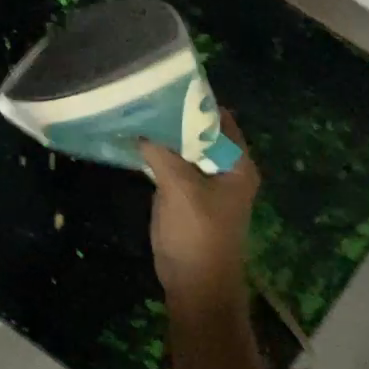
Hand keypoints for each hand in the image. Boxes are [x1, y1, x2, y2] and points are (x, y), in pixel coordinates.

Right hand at [139, 112, 260, 310]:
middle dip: (172, 117)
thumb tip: (139, 130)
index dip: (195, 103)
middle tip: (141, 98)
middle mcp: (223, 168)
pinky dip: (154, 154)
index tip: (164, 86)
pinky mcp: (183, 194)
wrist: (196, 282)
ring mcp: (202, 182)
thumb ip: (162, 154)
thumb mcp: (181, 189)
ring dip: (161, 136)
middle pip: (198, 132)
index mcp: (237, 165)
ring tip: (131, 115)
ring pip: (181, 148)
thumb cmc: (198, 234)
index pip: (219, 120)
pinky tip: (131, 143)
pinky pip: (169, 165)